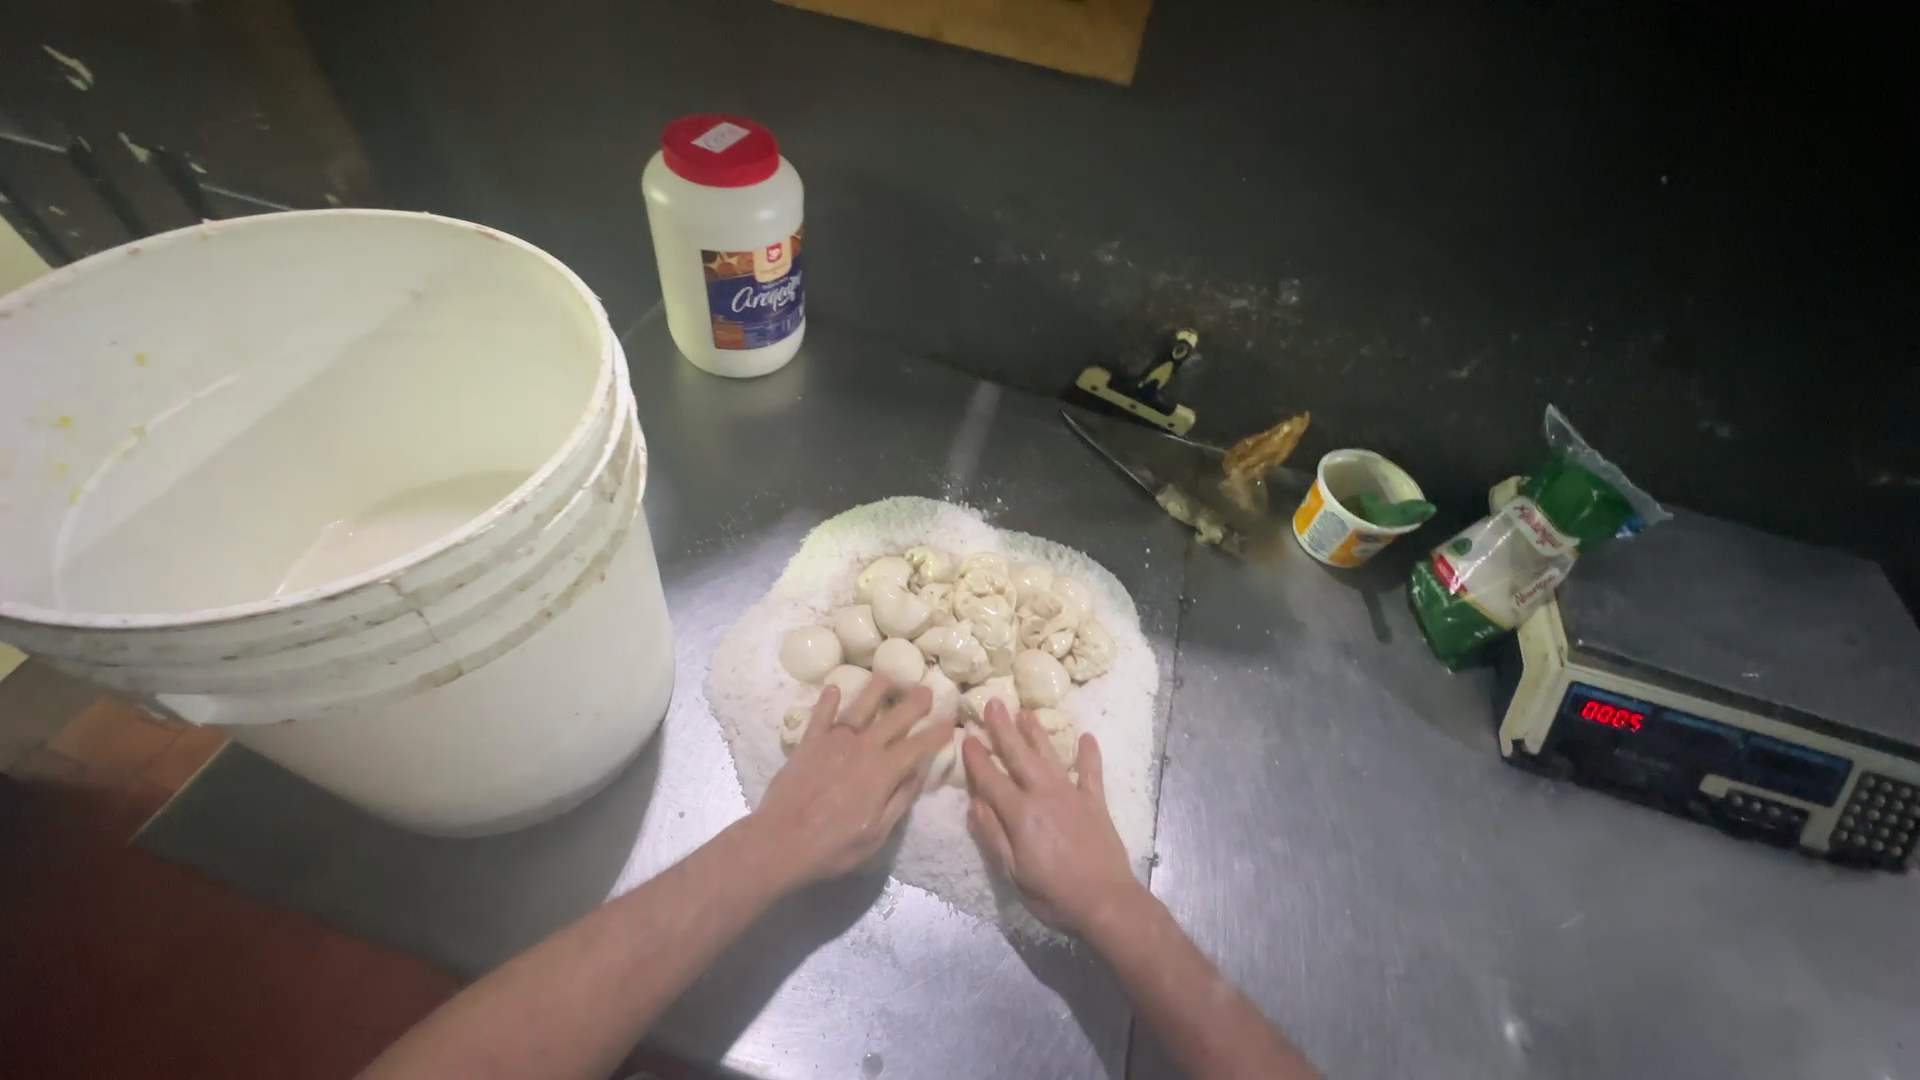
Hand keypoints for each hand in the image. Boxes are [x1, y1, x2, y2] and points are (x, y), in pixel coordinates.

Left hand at [750, 675, 953, 888]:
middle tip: (926, 689)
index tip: (950, 720)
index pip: (917, 747)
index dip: (936, 733)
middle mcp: (862, 748)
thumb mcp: (878, 832)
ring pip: (859, 709)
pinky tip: (833, 688)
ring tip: (886, 676)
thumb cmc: (834, 846)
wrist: (781, 841)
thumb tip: (919, 772)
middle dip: (913, 705)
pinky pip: (820, 717)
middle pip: (894, 720)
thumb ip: (900, 799)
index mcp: (883, 772)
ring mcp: (833, 742)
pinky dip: (827, 701)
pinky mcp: (808, 744)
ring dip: (874, 691)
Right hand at [964, 700, 1143, 933]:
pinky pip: (1091, 773)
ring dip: (1037, 734)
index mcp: (1021, 814)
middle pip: (1020, 756)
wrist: (1106, 902)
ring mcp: (1072, 796)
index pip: (992, 779)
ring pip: (1050, 757)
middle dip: (1004, 729)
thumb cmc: (1053, 894)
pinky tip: (1087, 737)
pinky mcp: (1095, 803)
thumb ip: (993, 835)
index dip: (977, 758)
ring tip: (1026, 712)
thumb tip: (974, 802)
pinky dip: (1089, 755)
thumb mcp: (1013, 873)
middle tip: (994, 702)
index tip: (966, 736)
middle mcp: (1044, 795)